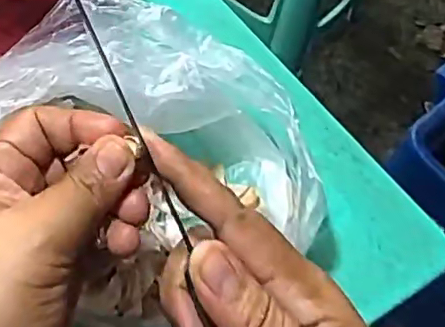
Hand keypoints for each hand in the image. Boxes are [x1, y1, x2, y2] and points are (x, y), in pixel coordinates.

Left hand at [0, 106, 152, 326]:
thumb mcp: (37, 233)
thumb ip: (83, 188)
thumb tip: (124, 144)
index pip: (40, 125)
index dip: (80, 124)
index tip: (125, 136)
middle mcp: (20, 190)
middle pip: (72, 159)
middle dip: (109, 167)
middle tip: (142, 185)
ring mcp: (42, 228)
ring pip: (90, 197)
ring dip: (118, 203)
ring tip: (136, 220)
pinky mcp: (63, 263)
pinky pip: (96, 233)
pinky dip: (116, 235)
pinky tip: (128, 246)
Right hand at [150, 132, 362, 326]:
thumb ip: (261, 314)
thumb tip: (202, 250)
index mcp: (300, 284)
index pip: (233, 215)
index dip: (187, 172)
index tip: (144, 136)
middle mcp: (272, 287)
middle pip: (202, 244)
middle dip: (181, 272)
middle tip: (189, 326)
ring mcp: (251, 309)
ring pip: (191, 276)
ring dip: (182, 304)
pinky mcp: (232, 322)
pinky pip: (194, 305)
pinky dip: (185, 312)